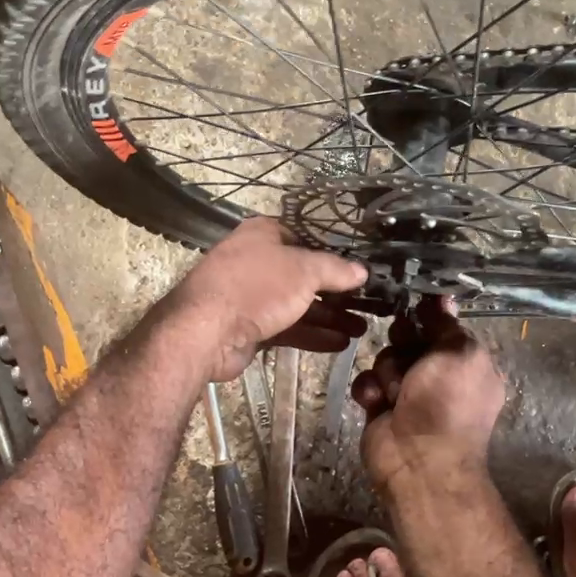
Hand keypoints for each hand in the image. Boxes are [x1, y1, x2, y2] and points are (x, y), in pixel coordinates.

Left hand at [163, 217, 369, 381]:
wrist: (206, 331)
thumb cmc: (256, 286)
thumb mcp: (304, 270)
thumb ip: (335, 269)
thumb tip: (362, 271)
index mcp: (264, 233)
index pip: (306, 235)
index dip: (335, 250)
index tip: (362, 265)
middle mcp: (258, 261)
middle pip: (305, 274)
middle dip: (337, 291)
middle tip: (369, 303)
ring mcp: (253, 296)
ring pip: (299, 304)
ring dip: (329, 316)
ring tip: (362, 328)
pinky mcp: (251, 326)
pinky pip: (289, 328)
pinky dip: (313, 334)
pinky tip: (340, 343)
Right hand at [352, 296, 505, 494]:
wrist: (419, 461)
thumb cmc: (447, 403)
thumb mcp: (460, 354)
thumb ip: (447, 325)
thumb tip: (442, 299)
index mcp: (469, 365)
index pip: (445, 329)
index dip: (428, 319)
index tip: (415, 310)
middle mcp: (440, 378)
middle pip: (411, 340)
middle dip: (404, 342)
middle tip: (405, 349)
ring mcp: (409, 394)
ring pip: (386, 358)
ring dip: (387, 370)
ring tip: (394, 391)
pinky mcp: (380, 408)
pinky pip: (368, 383)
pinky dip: (370, 390)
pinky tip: (376, 403)